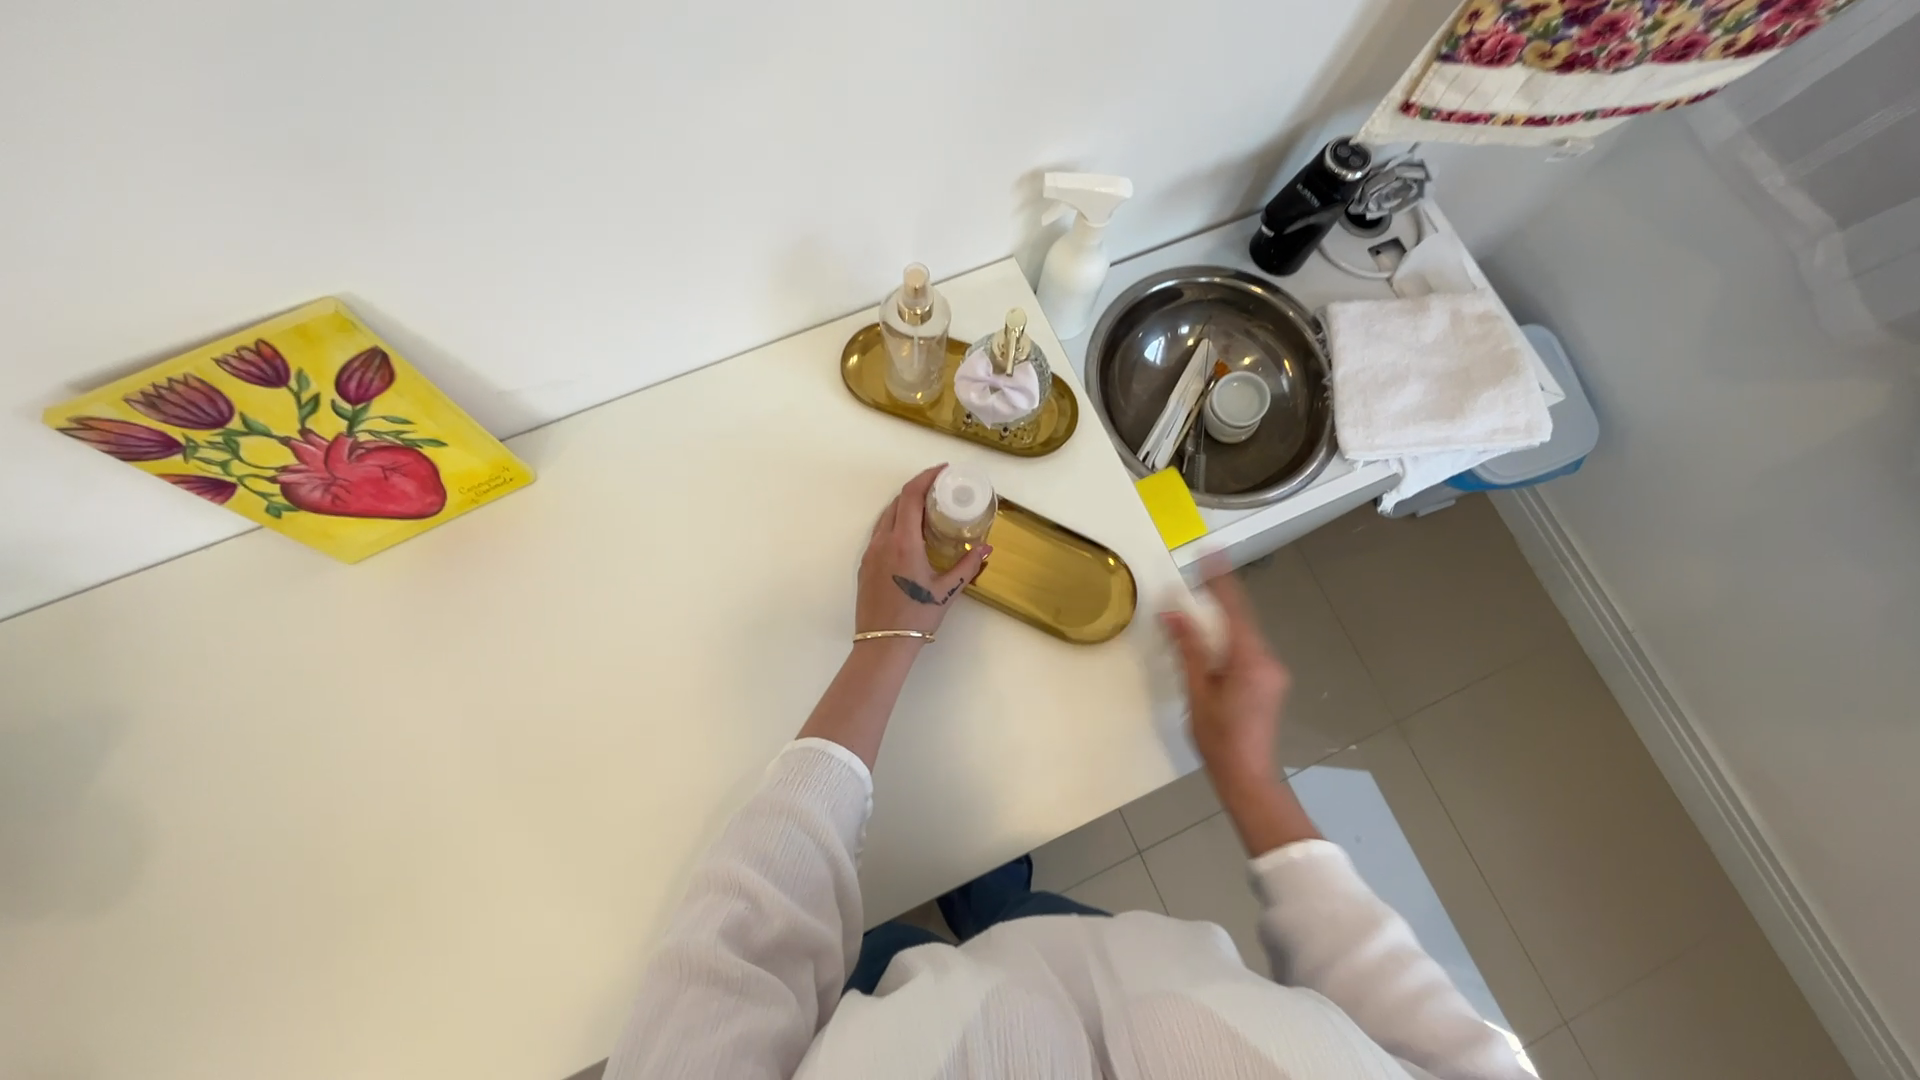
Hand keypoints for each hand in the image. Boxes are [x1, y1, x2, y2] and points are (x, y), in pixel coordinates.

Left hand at [856, 465, 991, 639]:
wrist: (883, 643)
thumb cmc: (916, 617)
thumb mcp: (947, 591)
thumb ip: (968, 566)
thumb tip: (986, 548)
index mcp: (903, 543)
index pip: (911, 496)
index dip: (926, 477)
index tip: (942, 471)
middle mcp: (883, 542)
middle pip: (897, 502)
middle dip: (918, 488)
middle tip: (939, 487)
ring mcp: (870, 553)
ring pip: (885, 516)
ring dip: (904, 505)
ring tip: (926, 507)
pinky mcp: (865, 564)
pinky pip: (879, 532)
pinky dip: (895, 522)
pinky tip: (909, 533)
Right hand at [1159, 563, 1291, 790]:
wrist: (1248, 776)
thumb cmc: (1219, 739)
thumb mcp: (1197, 691)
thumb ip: (1188, 649)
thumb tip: (1173, 614)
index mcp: (1250, 660)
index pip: (1233, 609)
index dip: (1221, 579)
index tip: (1212, 552)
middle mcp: (1268, 660)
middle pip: (1239, 619)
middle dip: (1216, 600)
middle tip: (1195, 580)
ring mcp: (1272, 672)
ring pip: (1242, 635)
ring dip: (1219, 623)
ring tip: (1193, 614)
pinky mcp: (1269, 681)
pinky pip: (1246, 649)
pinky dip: (1226, 640)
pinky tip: (1208, 644)